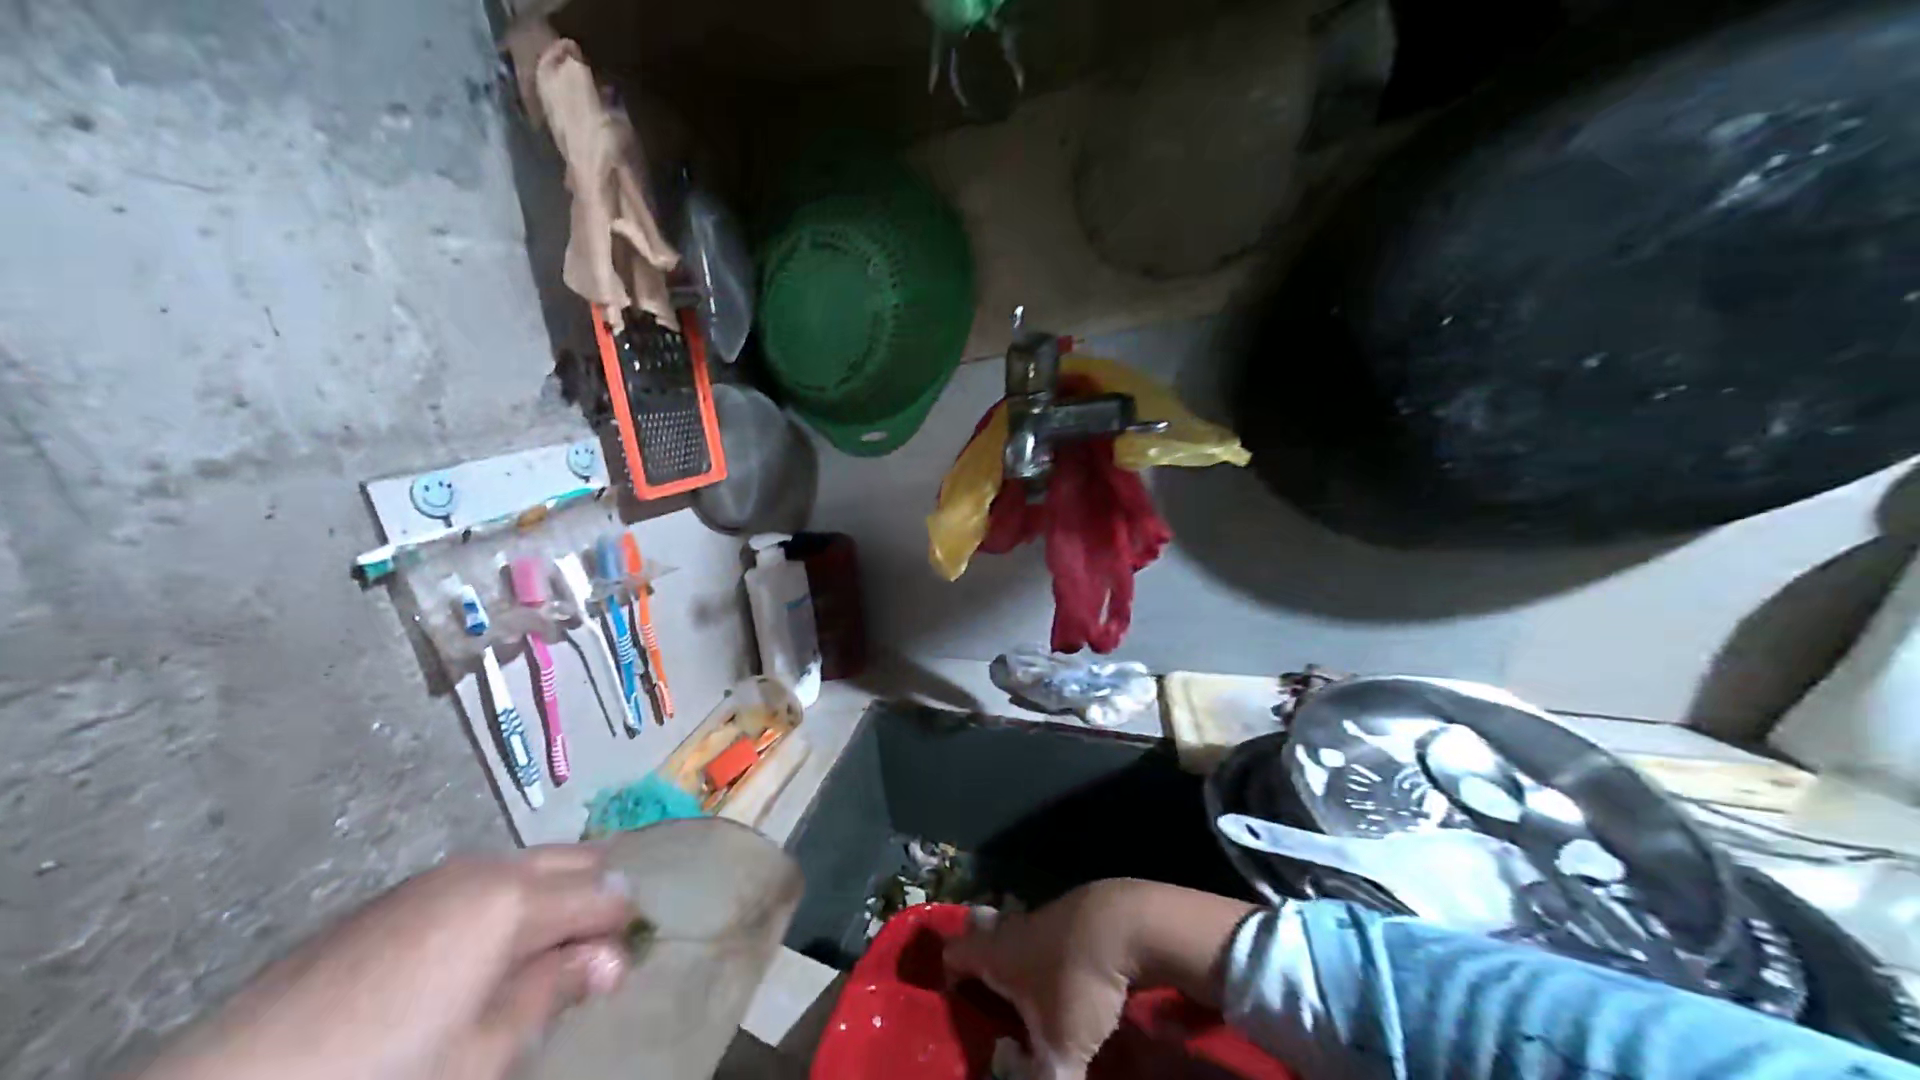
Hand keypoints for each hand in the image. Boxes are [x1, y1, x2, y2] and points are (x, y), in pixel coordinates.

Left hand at [140, 845, 633, 1079]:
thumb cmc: (380, 1075)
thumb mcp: (481, 1054)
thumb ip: (553, 993)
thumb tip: (607, 960)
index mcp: (512, 898)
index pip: (602, 895)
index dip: (620, 931)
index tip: (615, 974)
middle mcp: (483, 867)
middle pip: (574, 859)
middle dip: (594, 897)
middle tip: (587, 958)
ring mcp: (436, 875)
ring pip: (527, 864)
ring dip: (550, 896)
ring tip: (537, 956)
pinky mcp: (397, 894)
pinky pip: (480, 879)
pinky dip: (505, 901)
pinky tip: (480, 953)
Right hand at [943, 879, 1256, 1079]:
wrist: (1127, 924)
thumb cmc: (1077, 984)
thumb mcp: (1059, 1050)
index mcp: (993, 953)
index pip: (952, 954)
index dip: (947, 978)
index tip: (956, 1006)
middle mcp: (1012, 928)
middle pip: (981, 932)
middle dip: (980, 959)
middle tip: (989, 994)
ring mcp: (1046, 915)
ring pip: (1019, 932)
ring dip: (1020, 958)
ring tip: (1032, 995)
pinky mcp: (1078, 913)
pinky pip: (1052, 933)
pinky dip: (1053, 953)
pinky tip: (1070, 978)